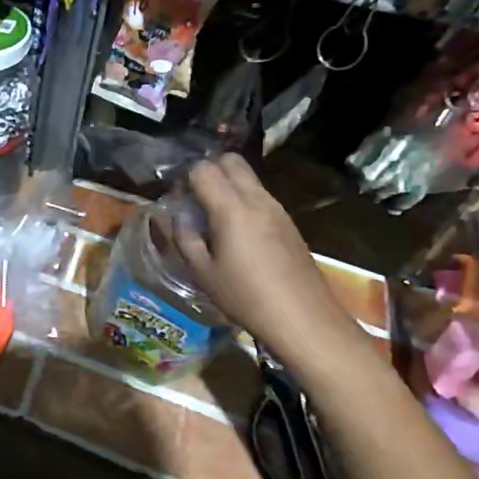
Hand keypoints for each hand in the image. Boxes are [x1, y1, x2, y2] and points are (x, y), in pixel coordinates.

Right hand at [175, 155, 359, 358]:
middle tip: (196, 199)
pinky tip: (239, 233)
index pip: (203, 169)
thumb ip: (184, 238)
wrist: (303, 317)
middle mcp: (257, 198)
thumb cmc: (247, 297)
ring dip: (229, 185)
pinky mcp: (289, 221)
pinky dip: (245, 200)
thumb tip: (175, 216)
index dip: (186, 178)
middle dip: (209, 170)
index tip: (178, 199)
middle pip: (230, 160)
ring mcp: (277, 207)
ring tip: (215, 218)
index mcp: (232, 208)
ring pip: (248, 177)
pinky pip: (261, 195)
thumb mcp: (204, 273)